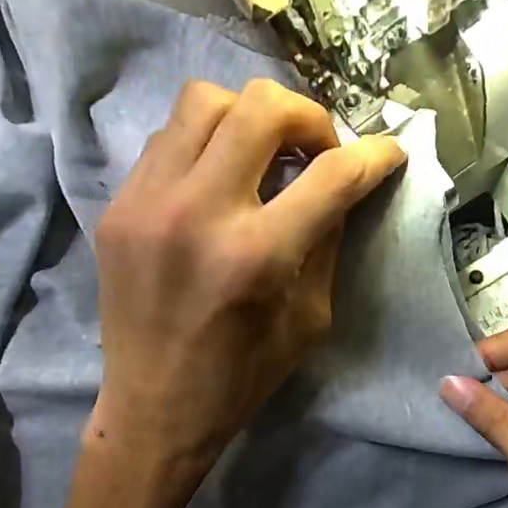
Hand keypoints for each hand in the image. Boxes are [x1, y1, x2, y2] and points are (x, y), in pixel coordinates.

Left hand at [89, 78, 405, 468]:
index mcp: (257, 255)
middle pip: (262, 106)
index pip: (331, 174)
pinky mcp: (117, 205)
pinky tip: (219, 178)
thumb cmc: (243, 376)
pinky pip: (168, 138)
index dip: (374, 154)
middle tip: (319, 149)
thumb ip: (326, 240)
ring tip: (265, 153)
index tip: (390, 152)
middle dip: (309, 116)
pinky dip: (206, 144)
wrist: (154, 408)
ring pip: (204, 100)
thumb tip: (341, 183)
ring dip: (249, 116)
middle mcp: (198, 212)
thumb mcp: (309, 318)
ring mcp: (147, 202)